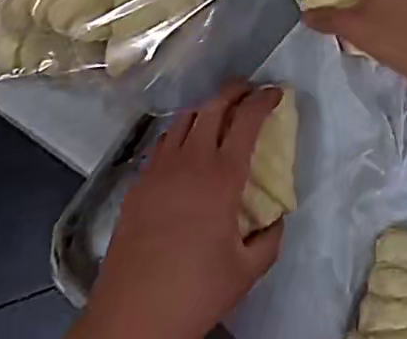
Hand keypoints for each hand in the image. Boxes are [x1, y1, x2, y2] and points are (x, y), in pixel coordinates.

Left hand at [75, 82, 283, 338]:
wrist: (130, 321)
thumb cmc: (193, 294)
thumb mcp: (246, 272)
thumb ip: (270, 240)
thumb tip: (276, 219)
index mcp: (222, 176)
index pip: (247, 120)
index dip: (264, 99)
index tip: (276, 93)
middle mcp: (190, 161)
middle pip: (213, 105)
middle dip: (236, 90)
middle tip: (251, 91)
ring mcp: (159, 170)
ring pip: (184, 118)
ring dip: (207, 107)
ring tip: (220, 113)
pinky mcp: (137, 185)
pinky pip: (162, 143)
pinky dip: (181, 133)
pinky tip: (186, 150)